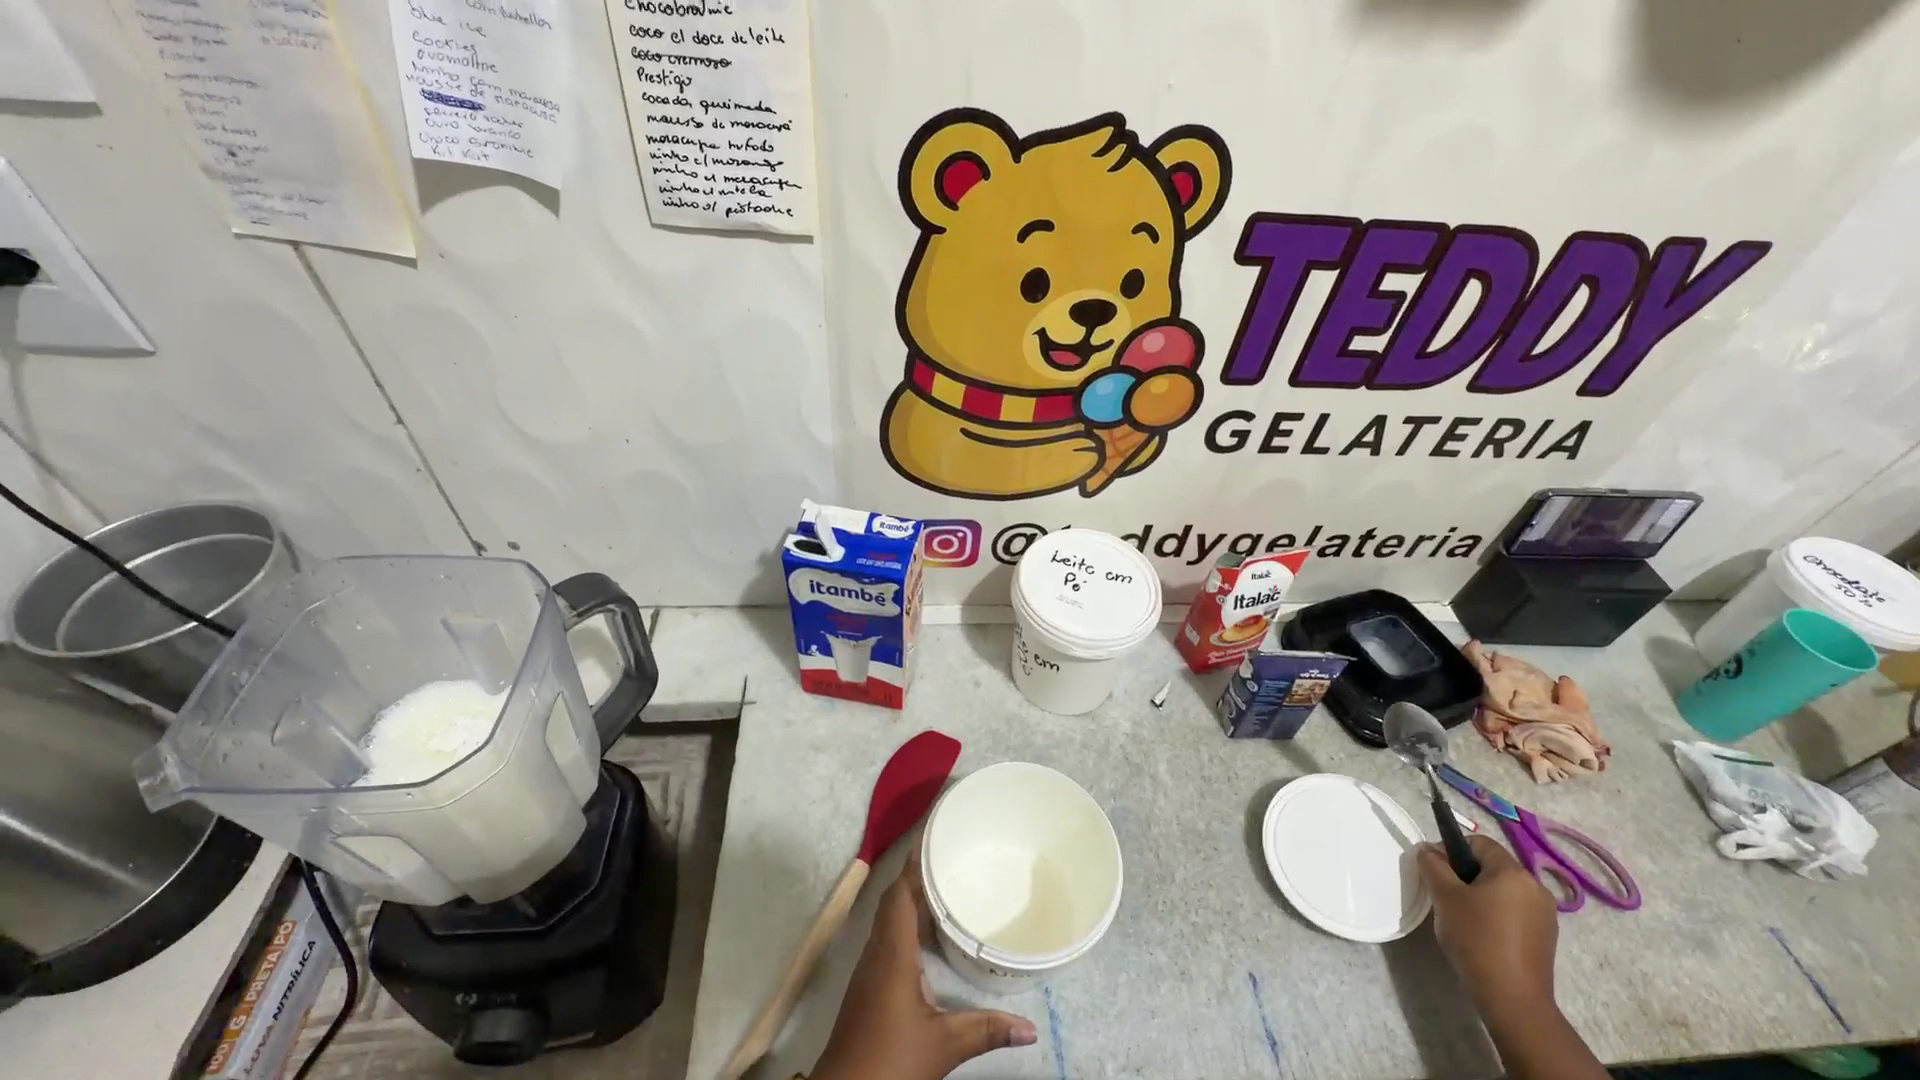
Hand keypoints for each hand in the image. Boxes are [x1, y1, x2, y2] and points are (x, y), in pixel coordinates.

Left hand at [809, 856, 1036, 1079]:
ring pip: (888, 919)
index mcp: (892, 954)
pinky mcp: (870, 986)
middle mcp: (877, 953)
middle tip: (950, 855)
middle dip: (917, 875)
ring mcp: (870, 970)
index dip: (914, 864)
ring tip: (945, 884)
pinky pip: (888, 938)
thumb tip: (1030, 1028)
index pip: (899, 894)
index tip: (934, 837)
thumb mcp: (944, 1045)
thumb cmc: (890, 1060)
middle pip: (893, 900)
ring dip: (911, 898)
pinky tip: (929, 932)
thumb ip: (985, 1030)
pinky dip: (907, 923)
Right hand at [1416, 835, 1559, 1008]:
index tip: (1434, 870)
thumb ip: (1433, 865)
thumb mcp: (1444, 896)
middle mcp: (1535, 887)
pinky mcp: (1545, 936)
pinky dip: (1495, 914)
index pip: (1479, 843)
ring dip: (1480, 895)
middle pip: (1492, 866)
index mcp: (1513, 872)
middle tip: (1444, 896)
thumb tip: (1427, 849)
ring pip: (1503, 890)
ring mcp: (1545, 913)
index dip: (1451, 848)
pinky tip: (1482, 935)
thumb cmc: (1476, 938)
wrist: (1512, 996)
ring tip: (1461, 917)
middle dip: (1465, 874)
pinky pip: (1514, 911)